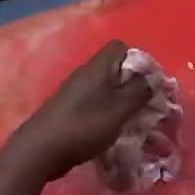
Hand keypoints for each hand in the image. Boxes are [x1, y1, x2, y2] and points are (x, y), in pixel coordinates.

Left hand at [0, 40, 150, 181]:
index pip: (119, 47)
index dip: (138, 60)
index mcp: (97, 67)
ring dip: (124, 104)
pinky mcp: (72, 109)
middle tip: (150, 108)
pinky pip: (97, 105)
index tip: (150, 83)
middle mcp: (86, 74)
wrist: (44, 147)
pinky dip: (110, 115)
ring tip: (139, 124)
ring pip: (108, 90)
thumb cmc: (85, 124)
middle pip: (115, 70)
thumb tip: (150, 77)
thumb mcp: (119, 108)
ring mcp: (77, 92)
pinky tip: (118, 133)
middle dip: (135, 87)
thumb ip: (138, 91)